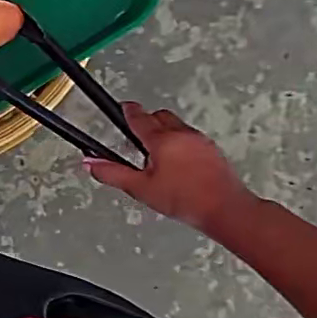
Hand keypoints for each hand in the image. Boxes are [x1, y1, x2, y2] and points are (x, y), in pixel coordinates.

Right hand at [84, 104, 258, 232]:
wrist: (225, 209)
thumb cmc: (186, 199)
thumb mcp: (140, 188)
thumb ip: (112, 173)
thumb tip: (91, 163)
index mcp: (163, 140)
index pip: (139, 117)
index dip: (127, 111)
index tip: (122, 107)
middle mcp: (183, 134)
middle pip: (159, 116)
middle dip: (146, 121)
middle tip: (134, 134)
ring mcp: (200, 141)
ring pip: (176, 125)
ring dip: (162, 132)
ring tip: (153, 154)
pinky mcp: (211, 150)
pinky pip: (190, 137)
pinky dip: (178, 142)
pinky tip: (174, 162)